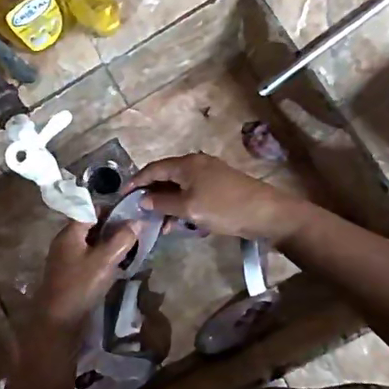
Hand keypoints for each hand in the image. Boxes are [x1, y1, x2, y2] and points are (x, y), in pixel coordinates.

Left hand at [25, 221, 136, 359]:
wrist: (58, 321)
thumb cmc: (80, 286)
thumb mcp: (105, 260)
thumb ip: (122, 239)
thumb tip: (138, 221)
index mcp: (69, 233)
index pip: (92, 210)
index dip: (112, 210)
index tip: (132, 215)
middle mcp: (65, 242)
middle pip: (92, 226)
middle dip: (114, 228)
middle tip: (135, 233)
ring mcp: (66, 258)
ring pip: (92, 243)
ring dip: (110, 244)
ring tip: (131, 248)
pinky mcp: (70, 273)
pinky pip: (89, 257)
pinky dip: (103, 257)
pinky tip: (118, 264)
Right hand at [127, 154, 312, 241]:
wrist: (266, 213)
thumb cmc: (224, 207)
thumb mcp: (189, 208)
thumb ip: (163, 203)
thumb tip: (144, 199)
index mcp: (187, 164)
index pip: (153, 168)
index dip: (136, 182)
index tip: (122, 197)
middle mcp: (197, 164)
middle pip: (166, 176)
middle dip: (152, 195)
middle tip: (139, 214)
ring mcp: (211, 174)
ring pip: (181, 187)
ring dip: (168, 204)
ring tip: (158, 224)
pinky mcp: (221, 187)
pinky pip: (194, 194)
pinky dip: (184, 206)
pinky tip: (181, 223)